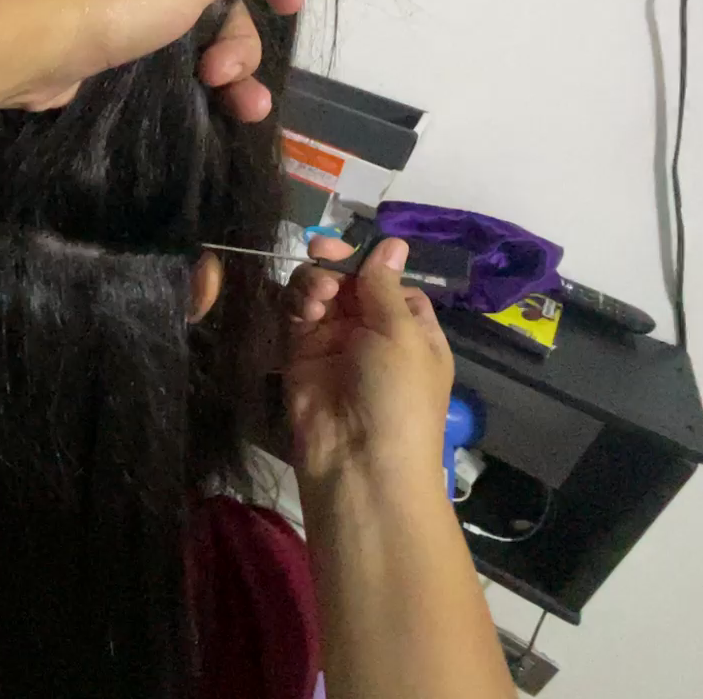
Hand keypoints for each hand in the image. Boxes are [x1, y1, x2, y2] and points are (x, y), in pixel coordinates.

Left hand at [0, 0, 312, 119]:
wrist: (25, 42)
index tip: (289, 5)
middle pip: (225, 0)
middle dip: (242, 40)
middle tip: (225, 71)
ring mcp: (131, 12)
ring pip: (202, 39)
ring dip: (234, 72)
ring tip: (244, 106)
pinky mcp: (114, 53)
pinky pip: (173, 65)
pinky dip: (200, 87)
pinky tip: (224, 110)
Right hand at [283, 237, 455, 490]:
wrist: (358, 461)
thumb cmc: (398, 395)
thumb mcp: (403, 336)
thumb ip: (384, 285)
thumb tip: (393, 240)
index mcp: (409, 327)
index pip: (385, 279)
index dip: (366, 261)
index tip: (347, 248)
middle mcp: (370, 330)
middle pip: (346, 280)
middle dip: (333, 263)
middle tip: (321, 253)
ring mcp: (332, 340)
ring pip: (316, 291)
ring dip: (314, 282)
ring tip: (318, 294)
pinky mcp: (299, 351)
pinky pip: (293, 313)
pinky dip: (296, 302)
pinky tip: (305, 307)